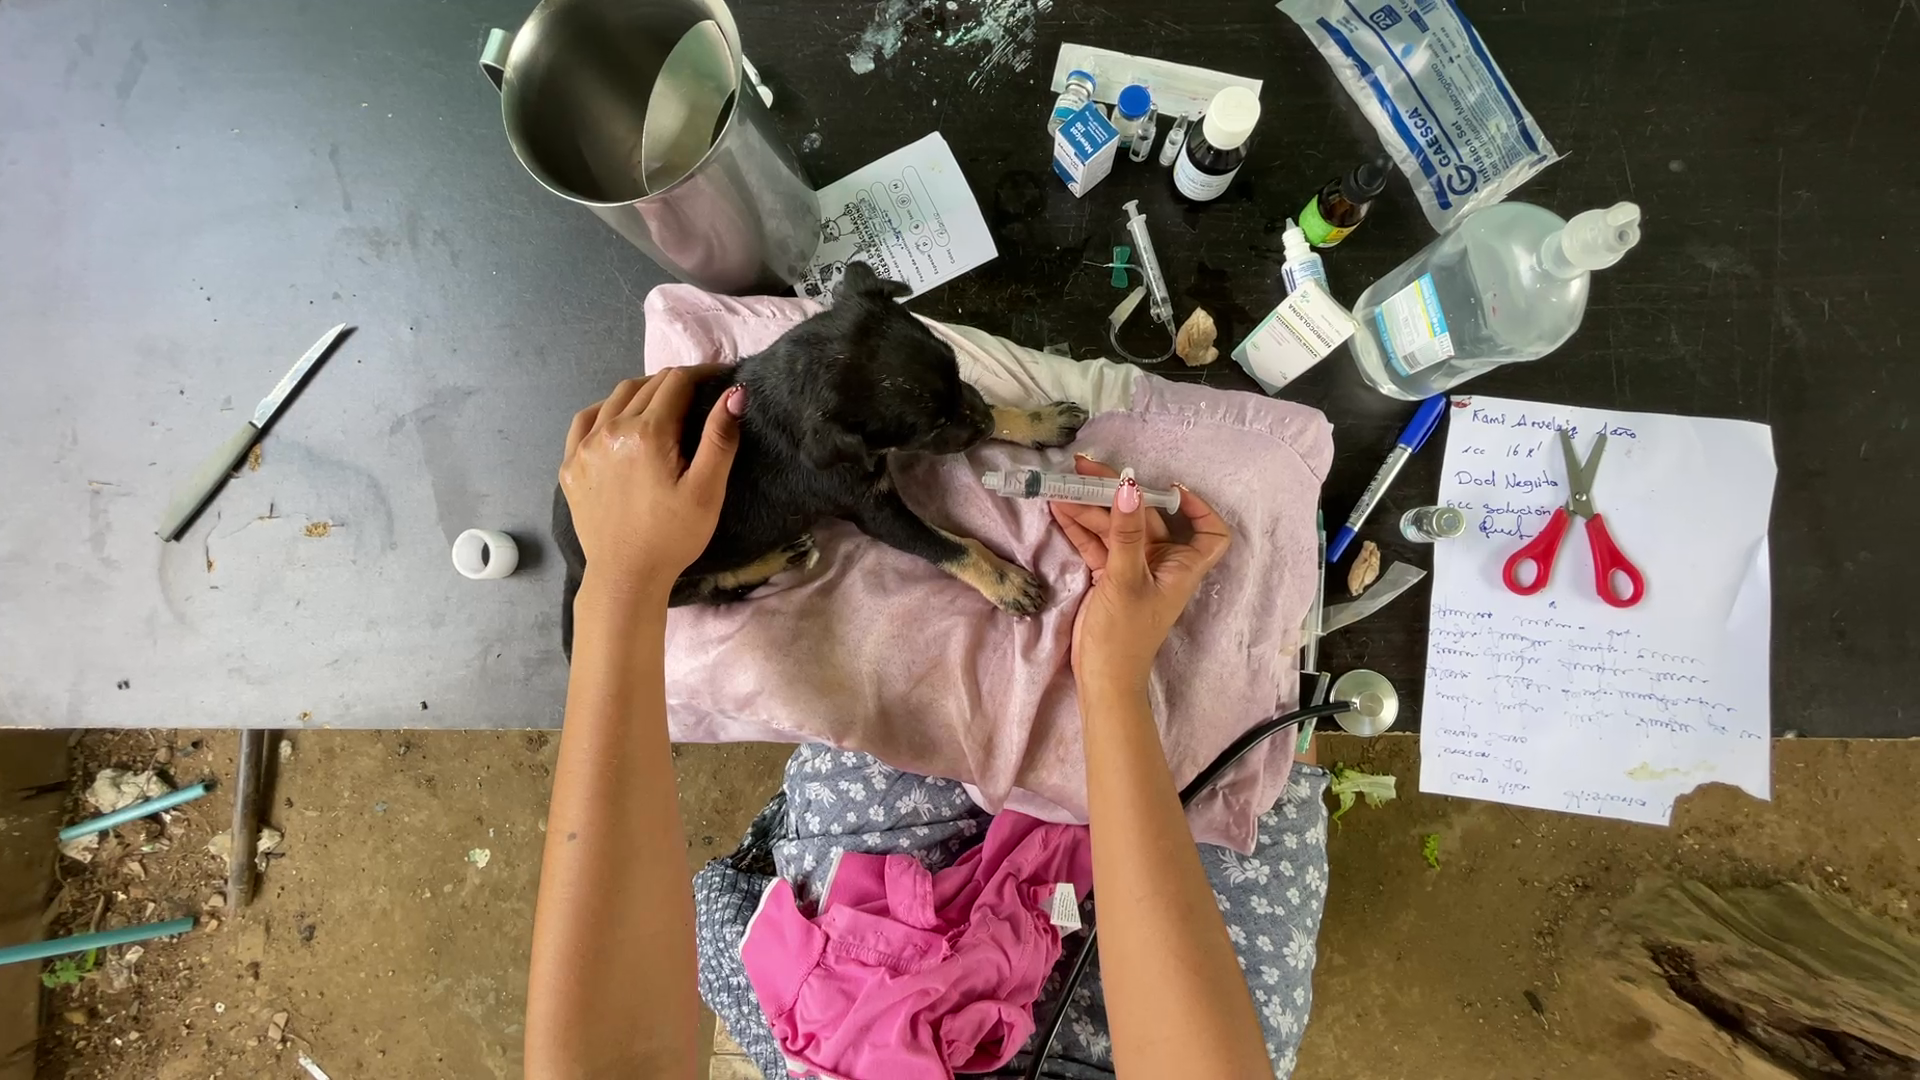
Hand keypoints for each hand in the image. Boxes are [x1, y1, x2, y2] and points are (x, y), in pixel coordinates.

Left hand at [559, 366, 741, 600]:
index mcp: (647, 433)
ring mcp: (584, 447)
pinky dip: (606, 409)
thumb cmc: (674, 536)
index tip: (723, 376)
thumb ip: (720, 438)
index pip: (676, 382)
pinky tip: (619, 419)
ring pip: (614, 398)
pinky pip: (585, 420)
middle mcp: (610, 429)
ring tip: (665, 404)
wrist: (626, 576)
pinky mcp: (571, 465)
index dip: (703, 373)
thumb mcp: (708, 490)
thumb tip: (735, 394)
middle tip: (701, 391)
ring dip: (643, 391)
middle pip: (646, 385)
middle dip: (676, 381)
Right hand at [1049, 456, 1231, 690]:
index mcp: (1181, 566)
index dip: (1199, 509)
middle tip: (1083, 469)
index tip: (1170, 488)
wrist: (1102, 679)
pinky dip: (1080, 528)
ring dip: (1090, 509)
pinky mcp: (1107, 577)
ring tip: (1061, 488)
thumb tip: (1130, 487)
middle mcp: (1161, 564)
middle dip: (1116, 495)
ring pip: (1115, 529)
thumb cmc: (1125, 634)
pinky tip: (1059, 509)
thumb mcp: (1126, 579)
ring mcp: (1132, 569)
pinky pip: (1096, 544)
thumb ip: (1126, 533)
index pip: (1210, 534)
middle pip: (1144, 520)